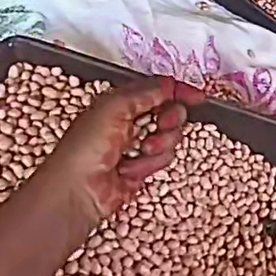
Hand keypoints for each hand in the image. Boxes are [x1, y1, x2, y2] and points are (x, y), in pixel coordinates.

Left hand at [45, 77, 203, 223]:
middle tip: (160, 125)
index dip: (178, 91)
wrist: (78, 191)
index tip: (197, 96)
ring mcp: (138, 145)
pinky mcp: (143, 166)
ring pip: (171, 137)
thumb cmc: (86, 148)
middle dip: (170, 120)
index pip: (157, 90)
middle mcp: (131, 122)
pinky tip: (131, 169)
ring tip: (141, 151)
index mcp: (121, 103)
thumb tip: (168, 85)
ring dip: (159, 145)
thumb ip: (144, 93)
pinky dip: (150, 164)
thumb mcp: (113, 108)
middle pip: (170, 113)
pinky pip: (164, 158)